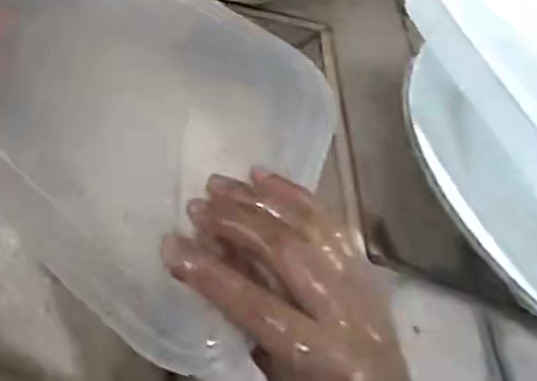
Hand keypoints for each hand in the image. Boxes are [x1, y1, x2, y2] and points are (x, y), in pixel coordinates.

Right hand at [164, 169, 405, 380]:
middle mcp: (349, 316)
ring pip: (306, 226)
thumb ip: (243, 321)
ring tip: (218, 184)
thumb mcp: (276, 374)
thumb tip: (205, 259)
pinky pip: (329, 221)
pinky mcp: (366, 268)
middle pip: (285, 252)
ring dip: (258, 200)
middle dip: (234, 224)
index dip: (211, 274)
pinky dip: (293, 194)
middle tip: (194, 207)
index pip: (258, 306)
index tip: (170, 246)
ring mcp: (361, 287)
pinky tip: (261, 175)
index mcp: (325, 356)